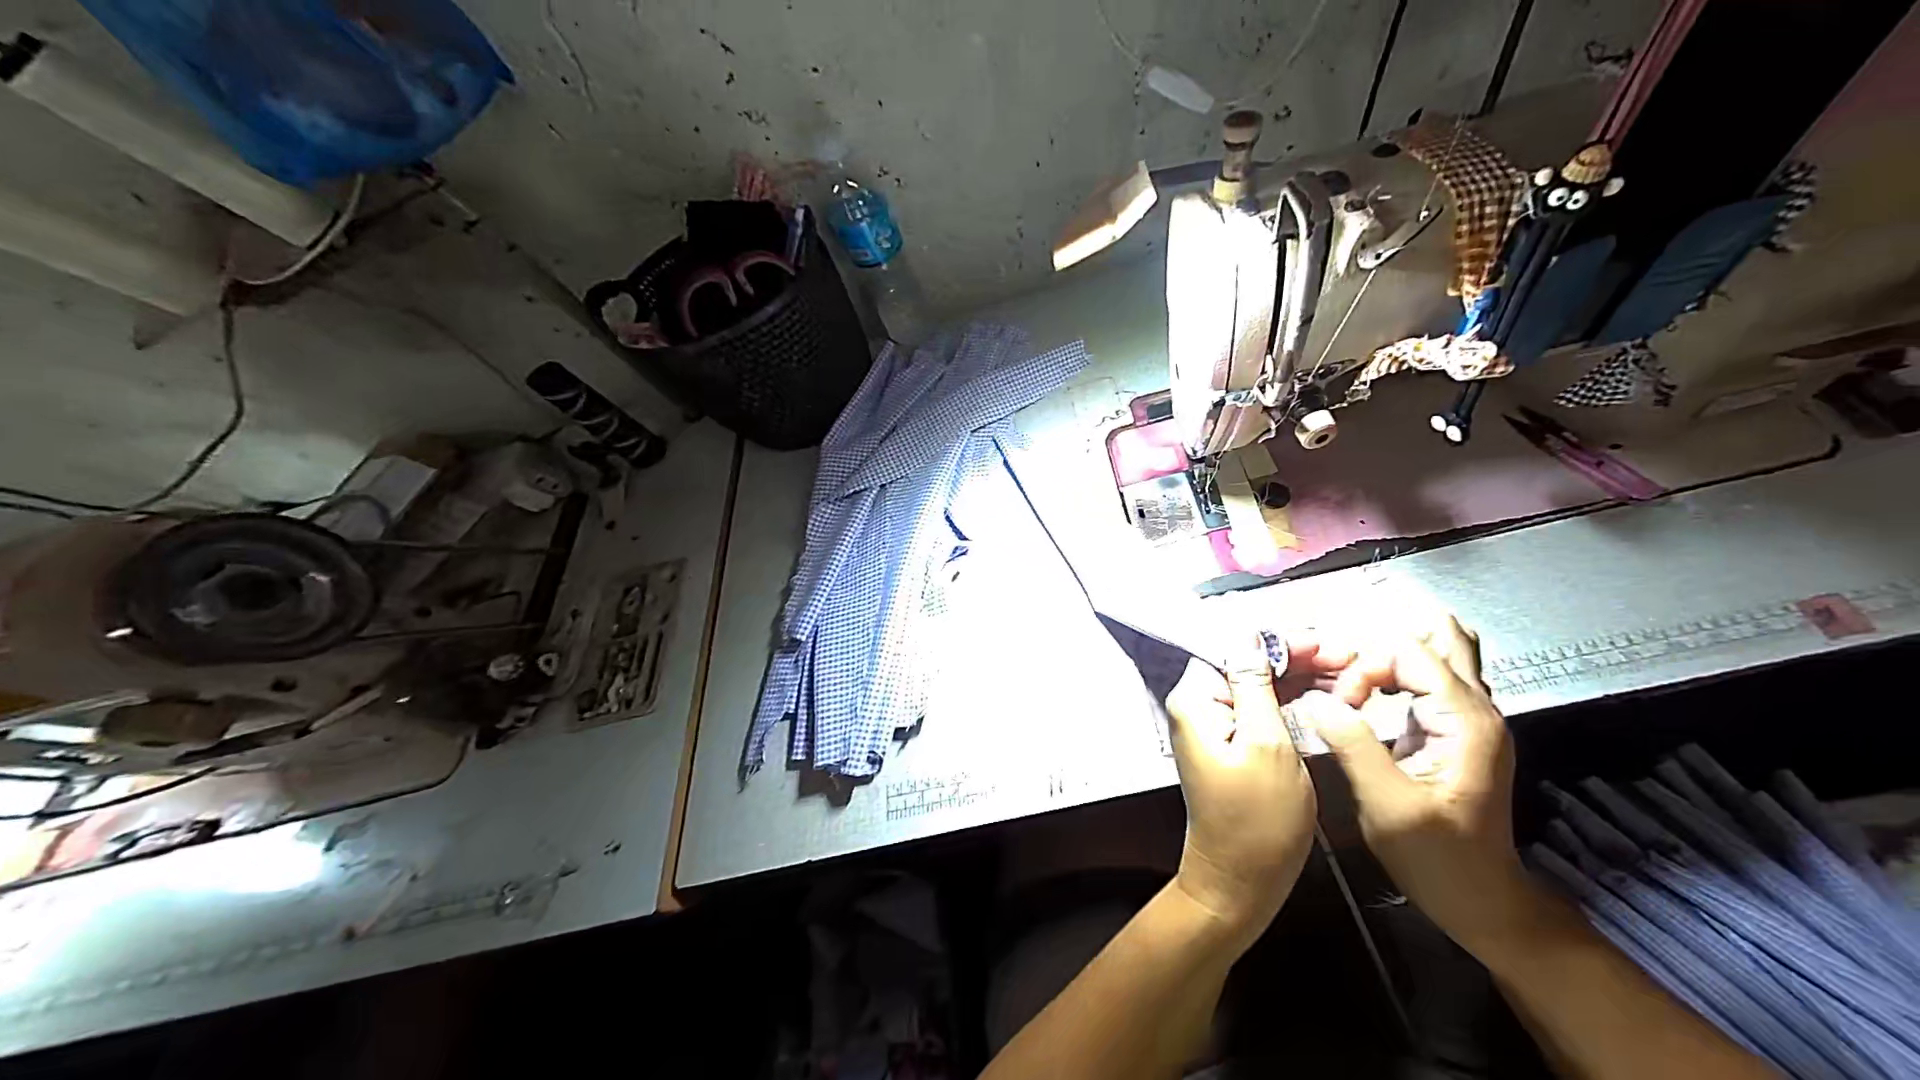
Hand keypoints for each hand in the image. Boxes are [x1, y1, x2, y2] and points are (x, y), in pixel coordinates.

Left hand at [1164, 634, 1351, 942]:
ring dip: (1300, 678)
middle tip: (1346, 658)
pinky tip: (1329, 699)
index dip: (1277, 643)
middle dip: (1295, 658)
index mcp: (1195, 701)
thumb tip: (1251, 641)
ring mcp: (1216, 728)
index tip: (1320, 643)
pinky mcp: (1235, 747)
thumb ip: (1256, 686)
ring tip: (1348, 673)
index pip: (1232, 650)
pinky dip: (1293, 704)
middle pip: (1247, 666)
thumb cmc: (1255, 819)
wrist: (1242, 880)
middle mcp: (1198, 709)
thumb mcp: (1265, 744)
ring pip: (1259, 687)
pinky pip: (1263, 712)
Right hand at [1303, 616, 1525, 952]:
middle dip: (1381, 643)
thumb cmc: (1437, 857)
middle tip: (1341, 667)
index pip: (1408, 653)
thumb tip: (1315, 699)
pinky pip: (1429, 679)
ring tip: (1350, 672)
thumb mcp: (1386, 802)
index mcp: (1463, 719)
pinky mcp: (1455, 730)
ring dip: (1391, 653)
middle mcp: (1476, 709)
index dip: (1363, 667)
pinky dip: (1397, 671)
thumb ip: (1351, 743)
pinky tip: (1369, 687)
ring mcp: (1470, 718)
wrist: (1482, 899)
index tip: (1339, 706)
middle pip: (1436, 638)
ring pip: (1438, 653)